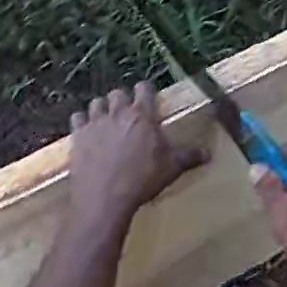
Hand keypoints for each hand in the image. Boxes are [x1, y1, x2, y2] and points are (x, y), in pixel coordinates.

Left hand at [68, 82, 207, 233]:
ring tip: (108, 121)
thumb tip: (208, 154)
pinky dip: (82, 121)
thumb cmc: (142, 180)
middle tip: (128, 114)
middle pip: (117, 93)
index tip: (148, 97)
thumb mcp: (171, 169)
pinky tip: (87, 131)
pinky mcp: (78, 136)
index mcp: (143, 116)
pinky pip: (77, 118)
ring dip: (102, 109)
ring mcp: (95, 123)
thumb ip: (188, 157)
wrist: (105, 197)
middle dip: (123, 100)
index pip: (144, 89)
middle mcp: (118, 113)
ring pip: (96, 103)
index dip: (146, 91)